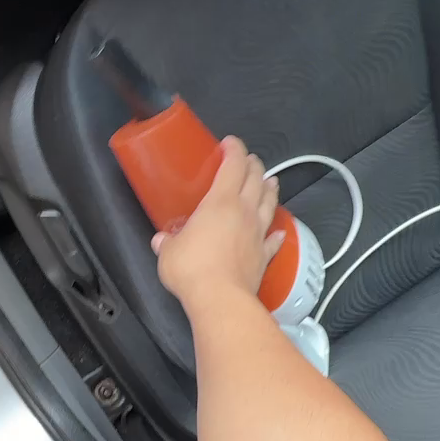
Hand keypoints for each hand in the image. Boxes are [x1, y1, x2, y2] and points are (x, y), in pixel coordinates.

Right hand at [152, 136, 282, 306]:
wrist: (220, 297)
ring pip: (269, 203)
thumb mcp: (168, 253)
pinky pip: (273, 239)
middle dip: (252, 166)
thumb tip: (161, 240)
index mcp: (220, 203)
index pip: (232, 166)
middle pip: (255, 180)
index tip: (229, 143)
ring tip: (270, 181)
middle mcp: (244, 212)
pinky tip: (277, 231)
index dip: (233, 150)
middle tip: (248, 161)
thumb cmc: (191, 268)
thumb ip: (167, 242)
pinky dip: (276, 232)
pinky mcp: (264, 255)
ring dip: (269, 189)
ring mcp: (257, 233)